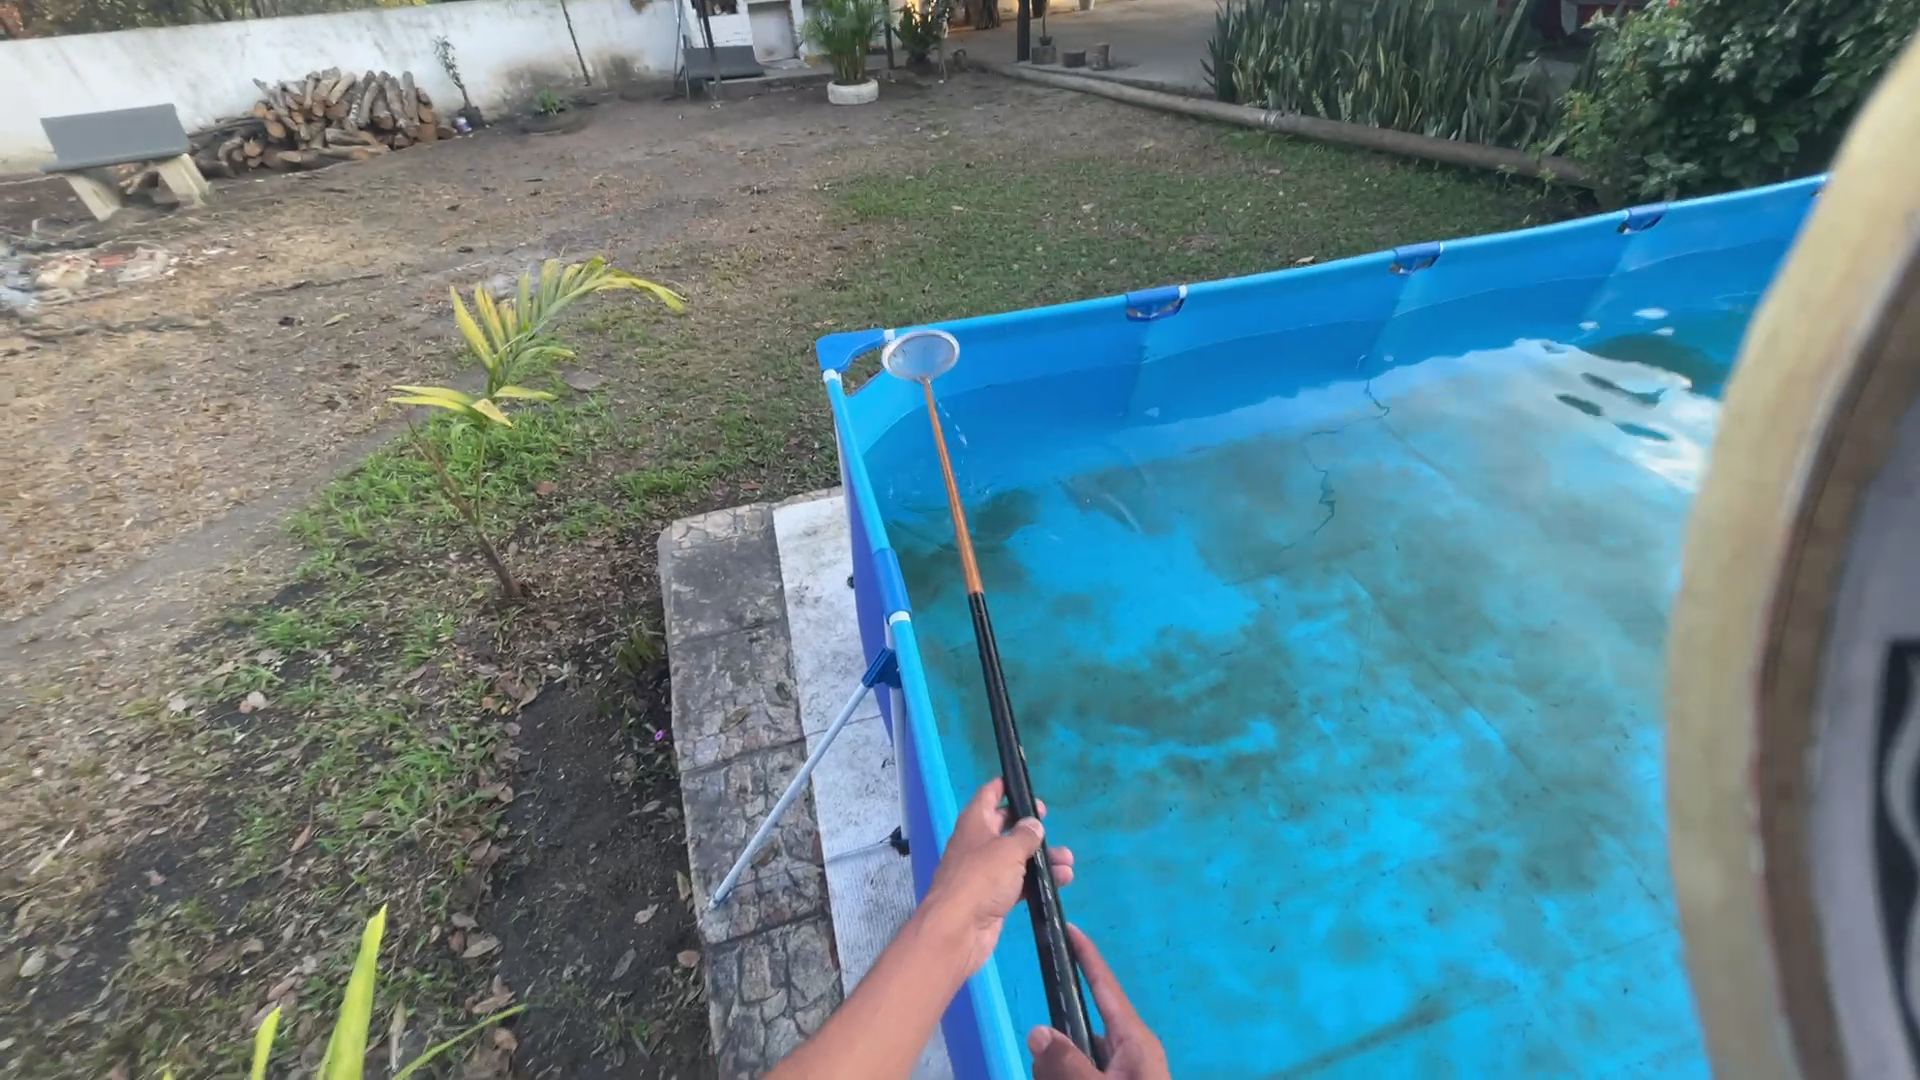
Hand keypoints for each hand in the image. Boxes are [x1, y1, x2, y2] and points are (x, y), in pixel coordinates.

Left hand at [916, 777, 1074, 975]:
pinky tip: (1061, 881)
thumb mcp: (1008, 850)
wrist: (957, 931)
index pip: (988, 795)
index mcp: (975, 822)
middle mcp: (978, 843)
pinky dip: (1038, 880)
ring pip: (1016, 856)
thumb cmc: (980, 879)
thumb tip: (1034, 824)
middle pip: (1005, 825)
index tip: (1023, 784)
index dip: (1004, 786)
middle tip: (1049, 822)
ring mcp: (986, 872)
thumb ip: (1025, 835)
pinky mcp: (994, 897)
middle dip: (1028, 824)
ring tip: (1068, 861)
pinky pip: (1020, 882)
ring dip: (1041, 857)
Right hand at [1029, 926, 1168, 1079]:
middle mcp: (1129, 1049)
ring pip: (1075, 1054)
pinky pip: (1080, 1072)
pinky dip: (1064, 1076)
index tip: (1068, 926)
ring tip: (1047, 1079)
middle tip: (1040, 1066)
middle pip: (1079, 1026)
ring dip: (1056, 1067)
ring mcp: (1122, 1072)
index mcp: (1134, 1038)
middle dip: (1054, 1040)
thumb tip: (1037, 1032)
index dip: (1086, 954)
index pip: (1105, 984)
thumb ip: (1067, 1062)